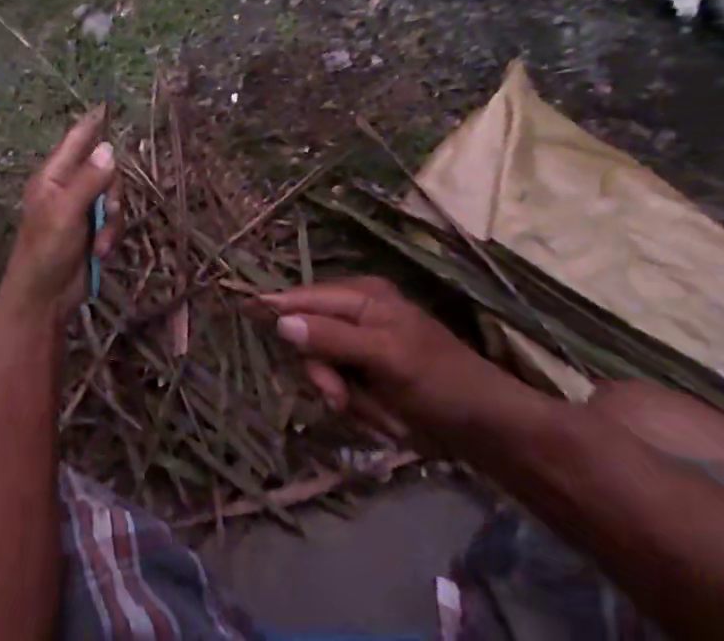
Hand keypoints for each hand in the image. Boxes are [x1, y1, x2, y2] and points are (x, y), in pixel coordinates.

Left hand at [0, 110, 119, 324]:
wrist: (43, 298)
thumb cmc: (46, 250)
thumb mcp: (66, 211)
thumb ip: (89, 179)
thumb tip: (108, 148)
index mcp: (53, 177)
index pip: (76, 141)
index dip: (91, 124)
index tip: (106, 106)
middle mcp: (67, 188)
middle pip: (105, 171)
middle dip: (112, 194)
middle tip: (108, 212)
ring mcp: (80, 210)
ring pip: (113, 198)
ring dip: (112, 222)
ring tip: (101, 243)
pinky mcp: (92, 231)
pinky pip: (113, 221)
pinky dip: (111, 236)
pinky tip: (102, 253)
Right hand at [261, 277, 499, 446]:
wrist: (484, 427)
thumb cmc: (439, 380)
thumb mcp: (386, 356)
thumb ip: (332, 338)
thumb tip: (281, 322)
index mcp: (361, 295)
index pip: (302, 297)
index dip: (273, 308)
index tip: (239, 311)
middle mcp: (356, 313)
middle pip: (307, 337)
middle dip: (322, 372)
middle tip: (339, 397)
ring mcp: (360, 346)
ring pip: (320, 368)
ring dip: (340, 395)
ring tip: (370, 411)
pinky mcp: (366, 375)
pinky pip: (338, 388)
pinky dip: (354, 406)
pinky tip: (379, 415)